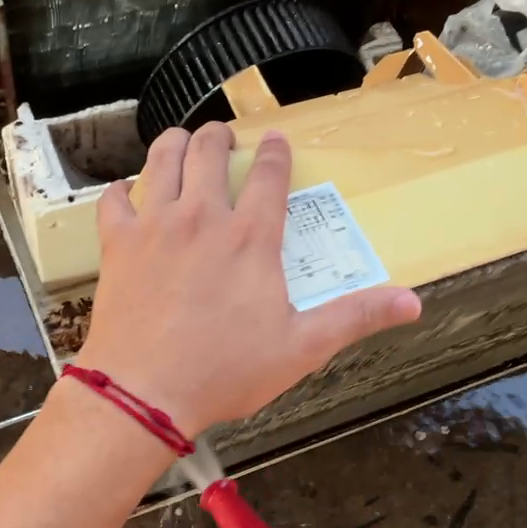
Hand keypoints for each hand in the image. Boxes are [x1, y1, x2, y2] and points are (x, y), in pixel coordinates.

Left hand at [73, 122, 420, 436]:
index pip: (270, 175)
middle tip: (223, 137)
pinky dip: (120, 190)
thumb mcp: (301, 348)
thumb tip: (412, 302)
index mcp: (250, 237)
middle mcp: (202, 217)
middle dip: (220, 137)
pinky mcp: (118, 245)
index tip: (277, 140)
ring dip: (174, 144)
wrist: (146, 391)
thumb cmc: (224, 372)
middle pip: (210, 152)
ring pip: (162, 160)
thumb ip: (355, 318)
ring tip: (182, 142)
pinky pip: (114, 200)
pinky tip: (125, 191)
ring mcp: (155, 226)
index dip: (277, 153)